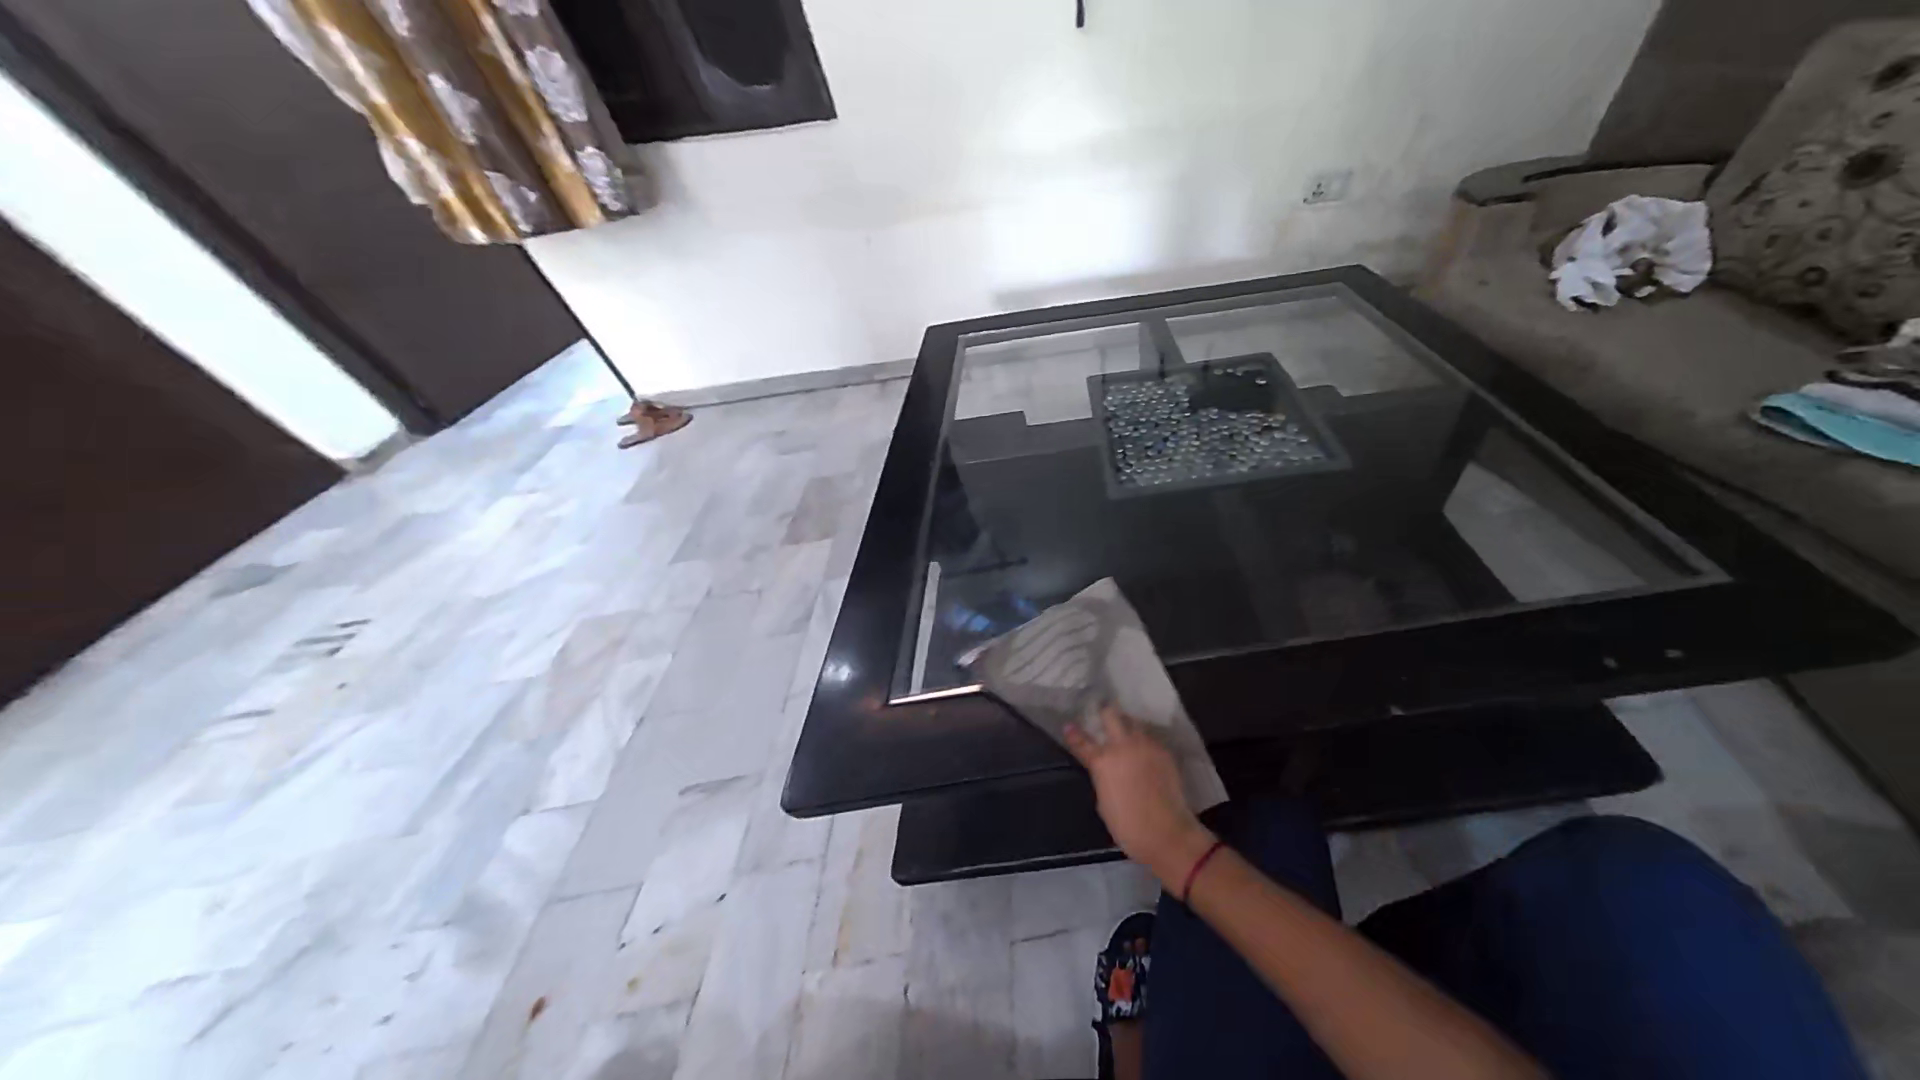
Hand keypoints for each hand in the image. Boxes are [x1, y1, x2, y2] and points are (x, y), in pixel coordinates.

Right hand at [1064, 706, 1217, 890]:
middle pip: (1111, 715)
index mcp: (1102, 761)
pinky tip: (1144, 752)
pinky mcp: (1164, 752)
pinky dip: (1144, 742)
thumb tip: (1106, 770)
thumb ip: (1102, 778)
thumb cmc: (1128, 826)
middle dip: (1106, 714)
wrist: (1167, 833)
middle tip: (1104, 719)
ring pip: (1134, 723)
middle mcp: (1123, 746)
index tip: (1069, 726)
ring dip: (1127, 726)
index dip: (1073, 734)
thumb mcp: (1103, 801)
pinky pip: (1150, 739)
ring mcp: (1146, 746)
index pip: (1082, 741)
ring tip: (1126, 734)